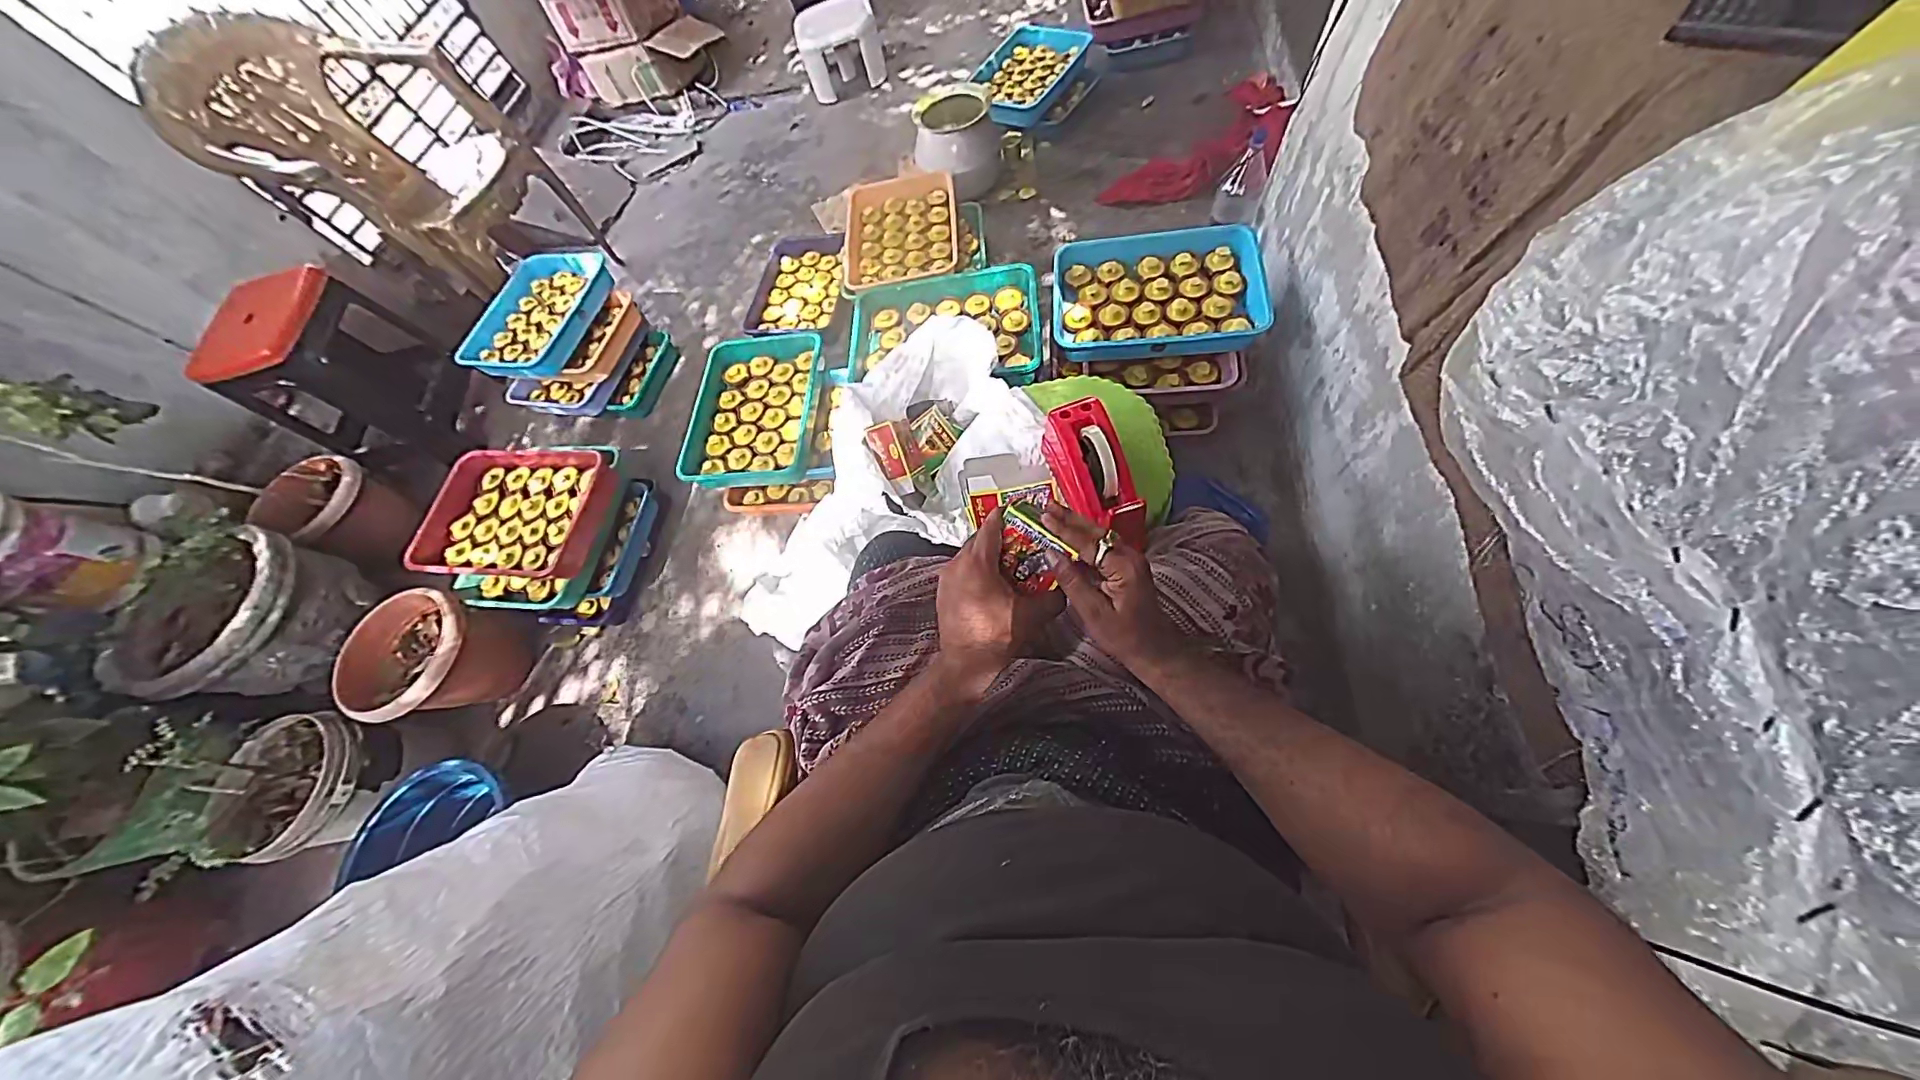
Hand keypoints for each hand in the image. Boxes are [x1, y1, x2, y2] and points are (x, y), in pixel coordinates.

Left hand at [933, 508, 1064, 699]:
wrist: (965, 665)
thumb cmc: (996, 637)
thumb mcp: (1032, 615)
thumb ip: (1053, 596)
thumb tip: (1065, 587)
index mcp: (976, 562)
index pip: (991, 526)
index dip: (1008, 516)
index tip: (1022, 512)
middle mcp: (957, 564)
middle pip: (980, 540)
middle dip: (1002, 540)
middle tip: (1024, 545)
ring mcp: (946, 579)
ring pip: (970, 556)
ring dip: (990, 557)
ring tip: (1011, 567)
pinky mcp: (943, 592)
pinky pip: (963, 572)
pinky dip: (978, 572)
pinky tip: (994, 586)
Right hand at [1041, 506, 1183, 670]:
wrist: (1155, 650)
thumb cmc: (1125, 637)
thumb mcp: (1094, 613)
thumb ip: (1072, 582)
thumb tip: (1051, 554)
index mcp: (1123, 566)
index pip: (1088, 542)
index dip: (1064, 529)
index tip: (1044, 516)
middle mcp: (1130, 556)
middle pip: (1095, 531)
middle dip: (1069, 518)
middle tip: (1046, 506)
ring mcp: (1131, 560)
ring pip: (1100, 536)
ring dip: (1077, 525)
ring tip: (1054, 513)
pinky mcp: (1128, 567)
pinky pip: (1104, 546)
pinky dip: (1085, 538)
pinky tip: (1071, 536)